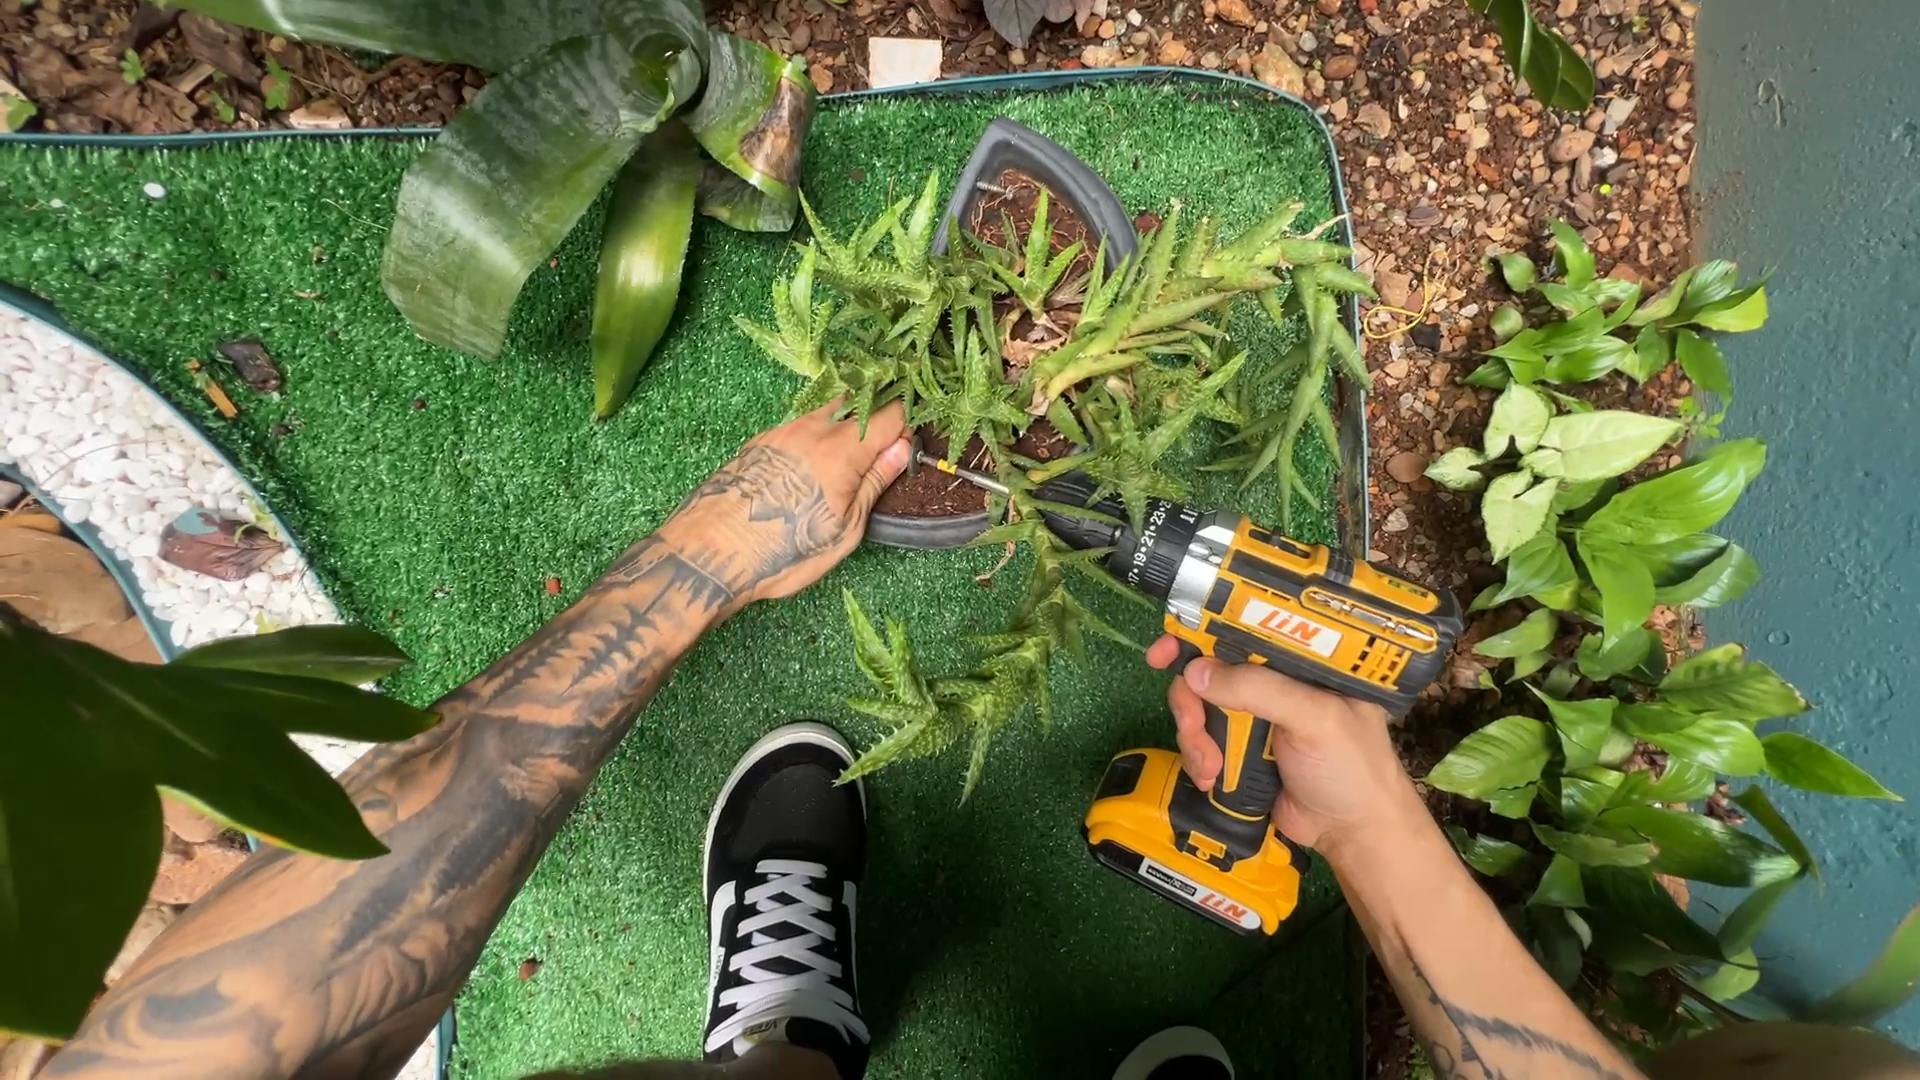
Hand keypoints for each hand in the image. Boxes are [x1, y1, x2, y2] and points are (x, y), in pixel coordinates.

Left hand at [665, 401, 909, 607]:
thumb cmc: (786, 551)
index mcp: (842, 449)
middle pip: (861, 402)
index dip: (908, 426)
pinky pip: (804, 423)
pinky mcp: (763, 439)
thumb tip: (902, 447)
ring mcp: (785, 429)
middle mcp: (814, 428)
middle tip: (885, 450)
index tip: (909, 447)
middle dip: (880, 417)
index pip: (891, 414)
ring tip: (852, 458)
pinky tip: (816, 464)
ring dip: (849, 423)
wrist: (711, 552)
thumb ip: (875, 481)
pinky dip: (821, 433)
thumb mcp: (846, 527)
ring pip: (830, 409)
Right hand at [1145, 636, 1431, 861]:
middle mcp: (1270, 679)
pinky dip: (1197, 756)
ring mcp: (1250, 714)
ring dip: (1194, 736)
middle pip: (1206, 669)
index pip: (1240, 630)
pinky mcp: (1236, 745)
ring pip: (1196, 705)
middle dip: (1191, 701)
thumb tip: (1194, 674)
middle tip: (1192, 725)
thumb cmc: (1352, 769)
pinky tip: (1212, 777)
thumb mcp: (1315, 719)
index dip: (1198, 633)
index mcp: (1296, 660)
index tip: (1165, 652)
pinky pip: (1198, 737)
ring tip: (1211, 766)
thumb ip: (1258, 690)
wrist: (1350, 836)